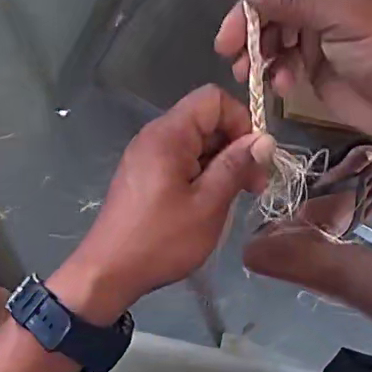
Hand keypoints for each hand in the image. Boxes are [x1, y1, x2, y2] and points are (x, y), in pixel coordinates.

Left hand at [49, 85, 274, 321]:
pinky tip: (209, 204)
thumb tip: (264, 140)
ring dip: (220, 165)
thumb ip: (236, 166)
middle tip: (254, 187)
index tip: (255, 158)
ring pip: (194, 144)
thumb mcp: (208, 205)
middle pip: (204, 120)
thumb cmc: (161, 240)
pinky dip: (200, 175)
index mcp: (168, 135)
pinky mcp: (142, 177)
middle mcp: (153, 136)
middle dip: (235, 146)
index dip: (241, 121)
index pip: (213, 99)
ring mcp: (145, 157)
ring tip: (234, 199)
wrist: (108, 272)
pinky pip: (179, 162)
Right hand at [207, 0, 371, 138]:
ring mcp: (319, 21)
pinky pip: (281, 55)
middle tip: (228, 43)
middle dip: (247, 15)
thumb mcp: (345, 11)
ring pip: (270, 24)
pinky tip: (278, 82)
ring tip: (246, 68)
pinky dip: (273, 68)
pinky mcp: (315, 57)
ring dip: (254, 46)